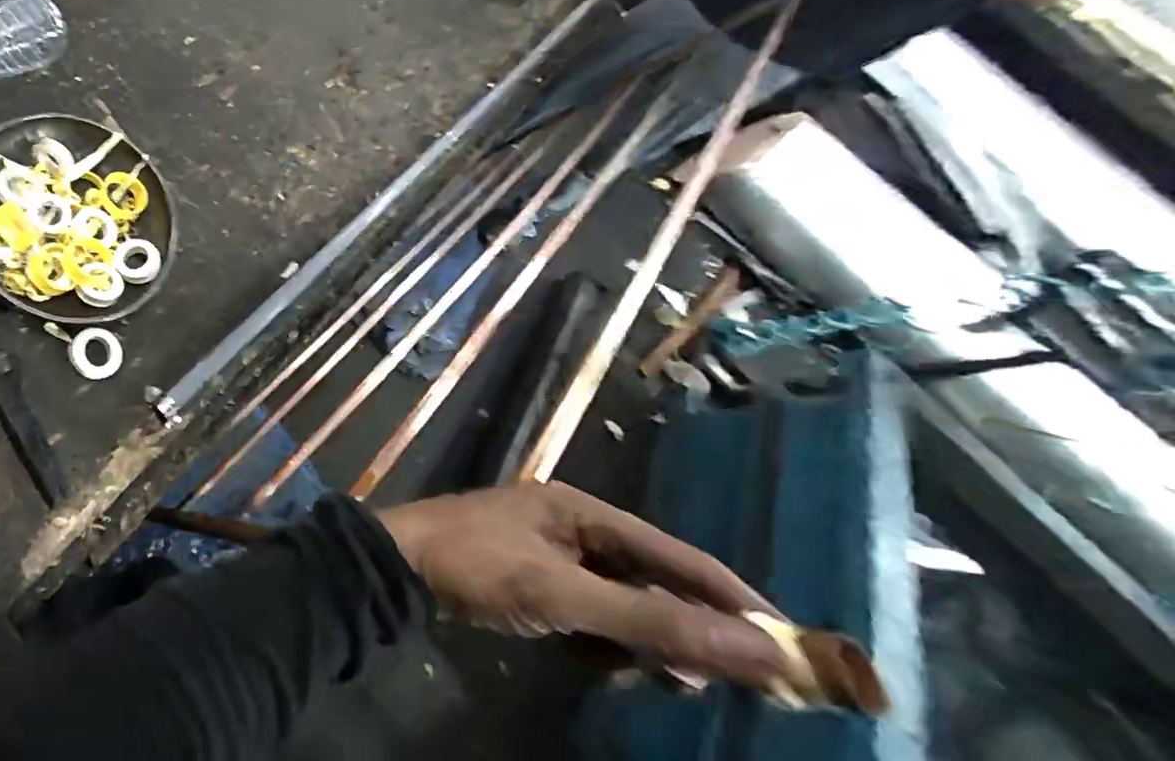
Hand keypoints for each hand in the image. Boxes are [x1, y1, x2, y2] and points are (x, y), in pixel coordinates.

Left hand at [377, 482, 787, 686]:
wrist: (399, 565)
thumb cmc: (480, 566)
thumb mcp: (566, 593)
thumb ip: (653, 618)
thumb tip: (759, 647)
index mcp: (585, 511)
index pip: (679, 556)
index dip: (737, 602)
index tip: (794, 649)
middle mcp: (575, 525)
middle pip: (655, 578)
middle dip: (692, 627)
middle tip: (734, 682)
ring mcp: (554, 552)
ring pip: (626, 600)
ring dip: (650, 639)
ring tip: (671, 678)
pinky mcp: (535, 578)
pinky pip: (592, 611)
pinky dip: (608, 640)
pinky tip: (611, 665)